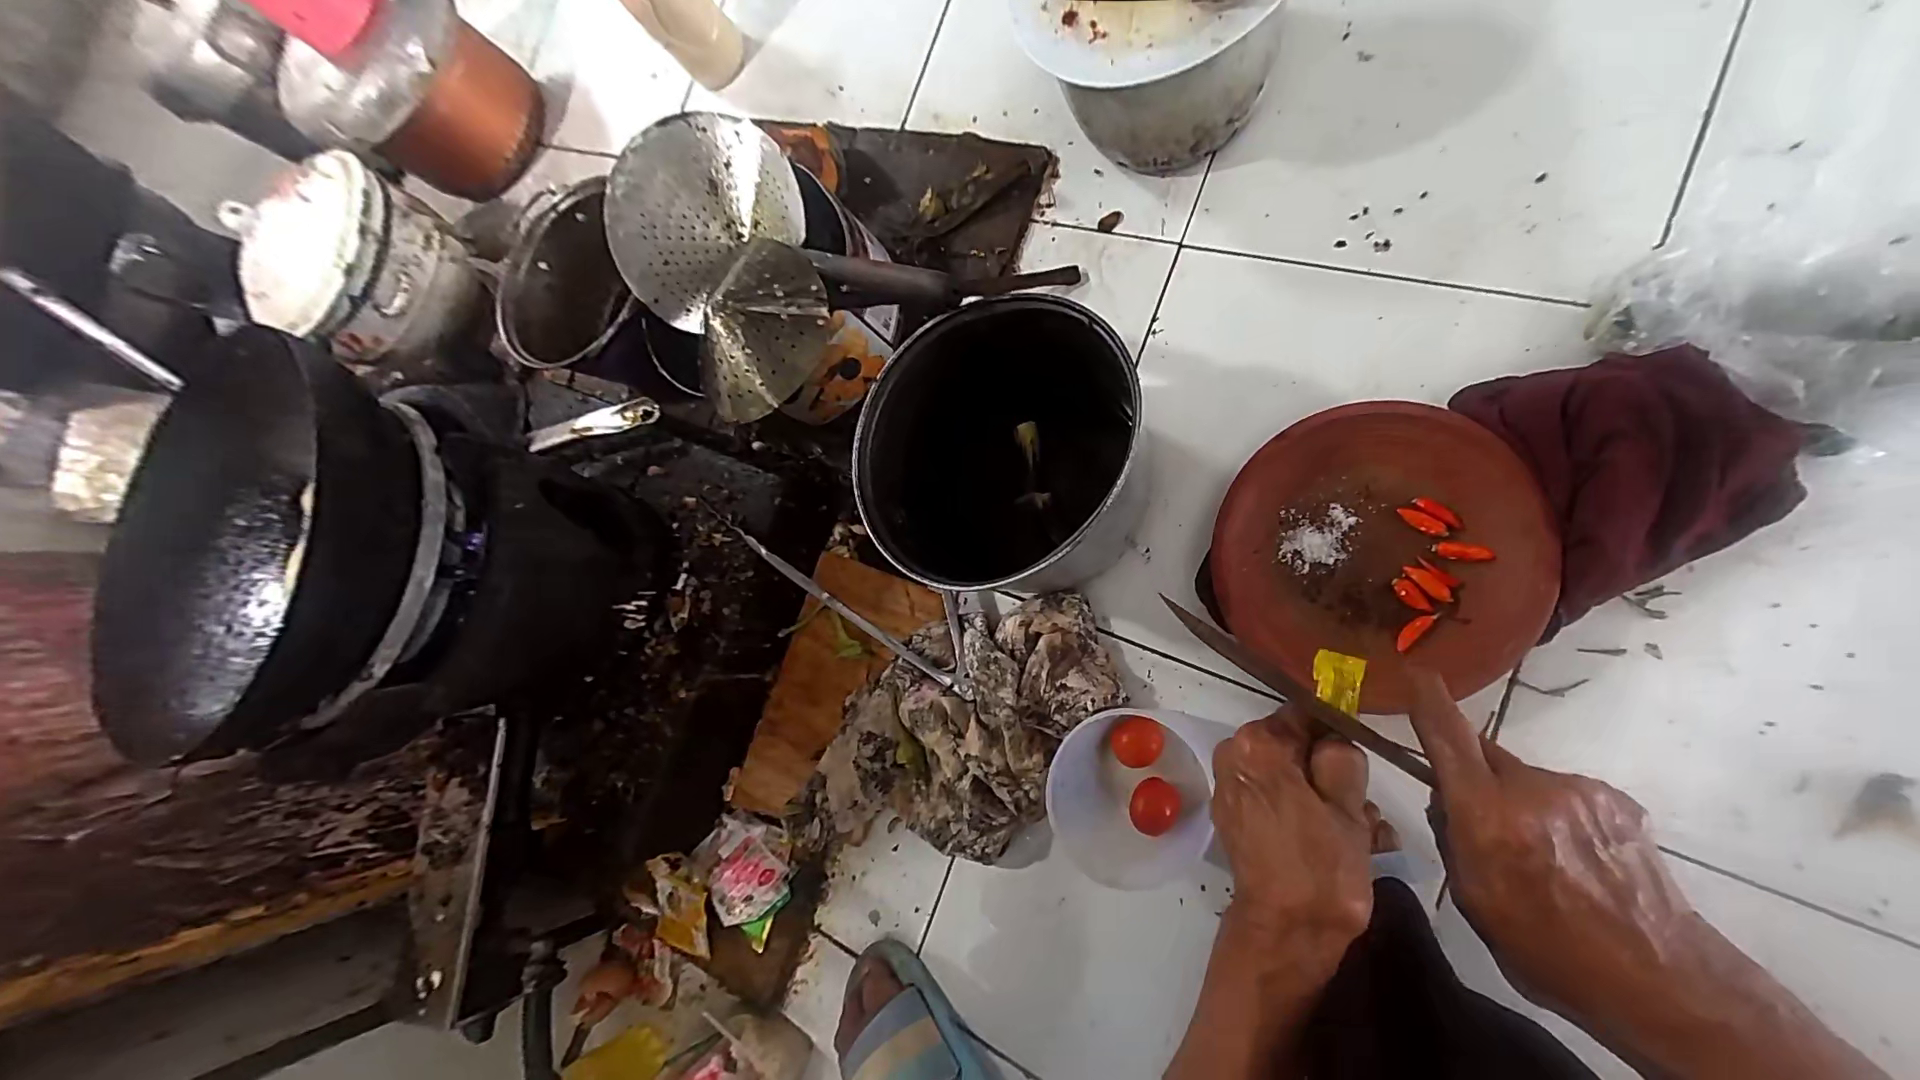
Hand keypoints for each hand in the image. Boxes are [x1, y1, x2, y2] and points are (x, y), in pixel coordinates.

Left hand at [1167, 709, 1375, 1079]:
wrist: (1287, 928)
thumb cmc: (1321, 864)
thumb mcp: (1348, 805)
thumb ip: (1341, 756)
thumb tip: (1332, 736)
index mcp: (1256, 744)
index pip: (1302, 714)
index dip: (1336, 728)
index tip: (1362, 748)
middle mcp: (1233, 756)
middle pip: (1295, 746)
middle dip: (1332, 771)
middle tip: (1366, 802)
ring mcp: (1231, 787)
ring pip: (1291, 775)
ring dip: (1327, 796)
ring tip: (1365, 830)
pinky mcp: (1236, 815)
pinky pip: (1277, 798)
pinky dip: (1306, 811)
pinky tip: (1344, 839)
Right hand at [1406, 669, 1695, 1018]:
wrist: (1669, 986)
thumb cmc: (1547, 949)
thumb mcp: (1473, 898)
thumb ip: (1452, 837)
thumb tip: (1446, 801)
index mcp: (1487, 815)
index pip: (1448, 736)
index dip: (1428, 700)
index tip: (1414, 670)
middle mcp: (1532, 789)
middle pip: (1483, 757)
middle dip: (1473, 778)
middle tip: (1483, 825)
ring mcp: (1581, 792)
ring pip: (1525, 778)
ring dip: (1518, 802)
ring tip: (1542, 858)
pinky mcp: (1618, 802)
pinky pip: (1564, 793)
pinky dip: (1557, 814)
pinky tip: (1577, 861)